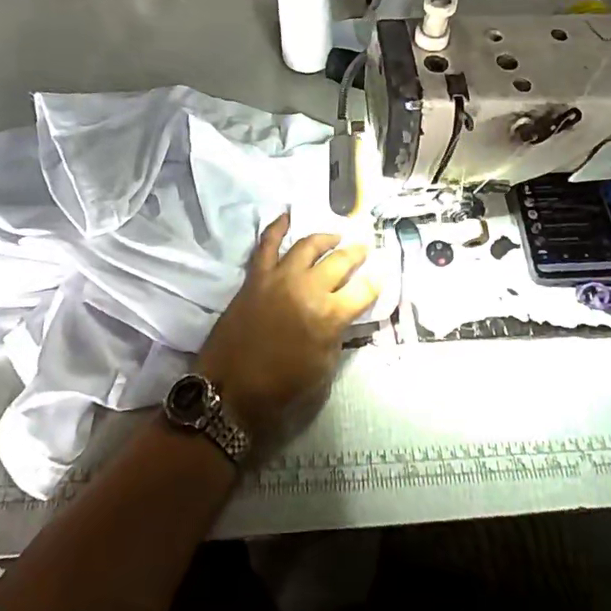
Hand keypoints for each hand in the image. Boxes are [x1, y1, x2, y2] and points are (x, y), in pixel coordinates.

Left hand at [195, 214, 379, 451]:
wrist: (229, 392)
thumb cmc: (282, 388)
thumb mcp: (324, 367)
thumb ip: (336, 335)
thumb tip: (341, 316)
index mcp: (330, 316)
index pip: (364, 290)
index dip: (377, 282)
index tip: (381, 275)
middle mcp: (308, 289)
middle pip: (341, 261)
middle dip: (357, 254)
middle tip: (363, 250)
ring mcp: (280, 279)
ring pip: (308, 245)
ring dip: (326, 238)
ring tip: (335, 237)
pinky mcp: (255, 278)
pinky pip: (266, 245)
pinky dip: (277, 228)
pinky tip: (286, 217)